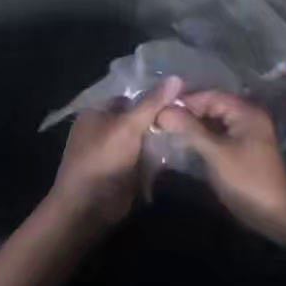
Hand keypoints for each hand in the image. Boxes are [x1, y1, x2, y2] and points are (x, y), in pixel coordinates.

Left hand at [48, 76, 182, 226]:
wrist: (88, 208)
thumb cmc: (102, 160)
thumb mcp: (128, 126)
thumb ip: (152, 103)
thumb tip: (177, 77)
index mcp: (97, 112)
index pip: (131, 93)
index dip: (156, 90)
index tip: (186, 89)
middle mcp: (106, 128)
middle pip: (141, 114)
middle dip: (164, 112)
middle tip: (196, 107)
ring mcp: (118, 149)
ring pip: (148, 134)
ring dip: (167, 132)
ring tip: (197, 123)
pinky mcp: (128, 168)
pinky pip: (150, 153)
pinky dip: (164, 151)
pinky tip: (187, 144)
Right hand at [156, 92, 285, 243]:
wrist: (272, 213)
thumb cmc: (246, 180)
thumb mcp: (216, 154)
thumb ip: (191, 130)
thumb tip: (163, 109)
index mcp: (248, 113)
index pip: (212, 96)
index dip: (186, 102)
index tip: (158, 110)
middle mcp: (250, 117)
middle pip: (214, 107)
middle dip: (188, 113)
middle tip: (159, 121)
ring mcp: (248, 134)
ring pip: (216, 122)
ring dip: (194, 125)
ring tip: (166, 131)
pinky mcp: (244, 149)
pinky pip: (220, 135)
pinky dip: (203, 137)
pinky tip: (183, 143)